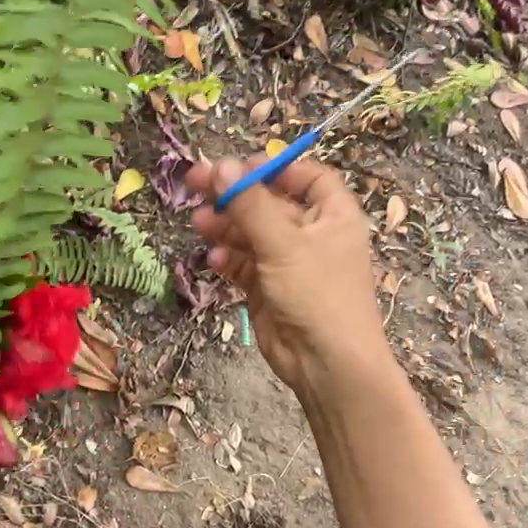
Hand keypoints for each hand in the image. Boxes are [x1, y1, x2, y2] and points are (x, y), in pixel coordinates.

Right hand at [188, 157, 390, 397]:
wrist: (325, 362)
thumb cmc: (317, 293)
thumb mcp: (283, 242)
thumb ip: (248, 203)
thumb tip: (218, 165)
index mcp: (333, 215)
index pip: (305, 177)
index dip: (273, 168)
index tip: (237, 166)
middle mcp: (311, 234)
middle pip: (268, 204)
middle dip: (234, 196)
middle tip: (195, 184)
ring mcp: (288, 263)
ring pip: (250, 234)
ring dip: (225, 227)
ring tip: (198, 223)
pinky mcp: (267, 288)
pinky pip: (243, 264)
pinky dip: (228, 260)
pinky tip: (215, 262)